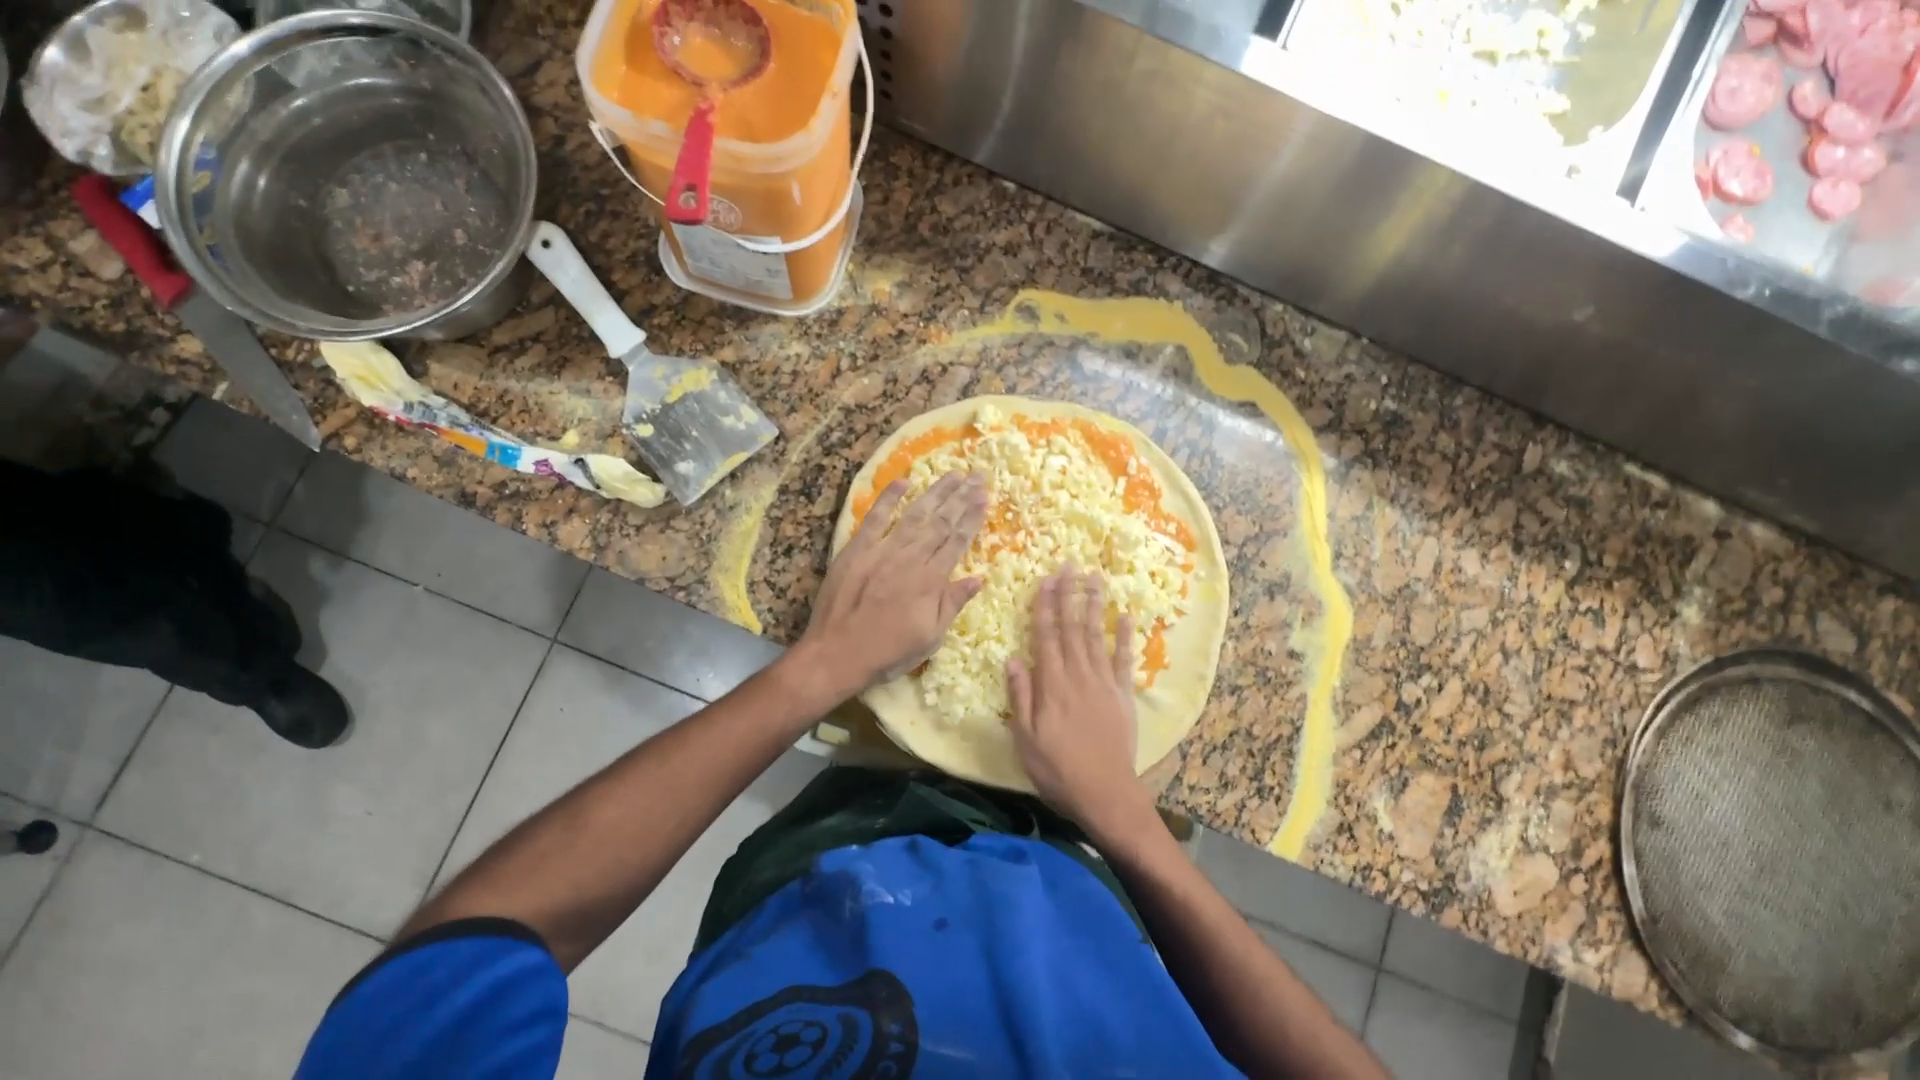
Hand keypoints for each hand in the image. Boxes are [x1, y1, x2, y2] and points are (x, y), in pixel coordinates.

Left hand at [798, 471, 988, 695]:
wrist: (837, 654)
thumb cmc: (888, 653)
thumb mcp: (930, 638)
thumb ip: (952, 604)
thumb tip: (978, 578)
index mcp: (930, 581)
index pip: (957, 541)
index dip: (972, 518)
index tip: (985, 497)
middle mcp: (910, 559)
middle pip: (940, 522)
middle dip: (961, 497)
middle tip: (977, 476)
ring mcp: (881, 550)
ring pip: (914, 514)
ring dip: (935, 492)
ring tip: (953, 473)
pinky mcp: (856, 550)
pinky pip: (875, 518)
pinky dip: (889, 498)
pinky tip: (903, 481)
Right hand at [1006, 566, 1152, 833]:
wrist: (1105, 792)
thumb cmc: (1057, 769)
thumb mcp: (1026, 737)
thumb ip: (1021, 696)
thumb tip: (1012, 658)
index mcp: (1051, 684)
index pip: (1046, 636)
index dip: (1044, 606)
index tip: (1045, 579)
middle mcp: (1078, 675)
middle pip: (1072, 628)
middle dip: (1069, 595)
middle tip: (1069, 565)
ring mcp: (1104, 683)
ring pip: (1097, 636)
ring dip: (1094, 605)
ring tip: (1094, 579)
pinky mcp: (1124, 696)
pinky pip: (1125, 660)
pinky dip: (1124, 637)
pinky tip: (1125, 617)